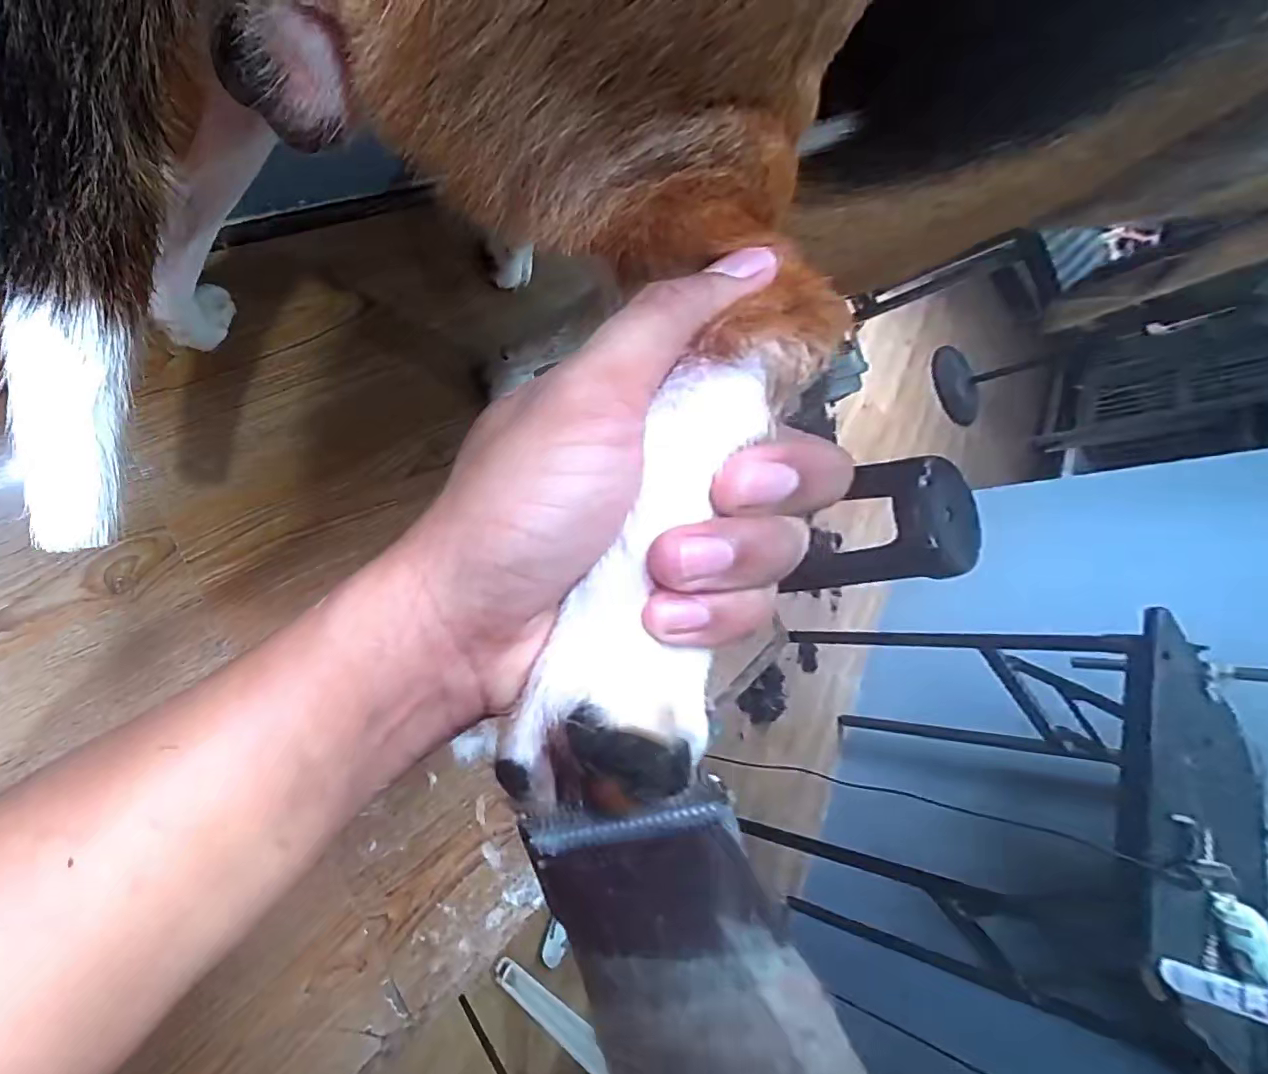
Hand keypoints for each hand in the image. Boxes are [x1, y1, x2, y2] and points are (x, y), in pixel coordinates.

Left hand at [389, 249, 854, 720]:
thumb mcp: (584, 395)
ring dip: (725, 562)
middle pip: (796, 474)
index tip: (745, 431)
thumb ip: (661, 324)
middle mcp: (678, 479)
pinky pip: (746, 615)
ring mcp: (684, 553)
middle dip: (769, 488)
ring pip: (778, 549)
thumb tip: (753, 257)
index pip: (761, 398)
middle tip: (719, 494)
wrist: (471, 622)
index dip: (774, 413)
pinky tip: (653, 621)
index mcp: (656, 416)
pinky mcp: (681, 618)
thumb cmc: (522, 500)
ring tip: (658, 572)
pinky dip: (706, 620)